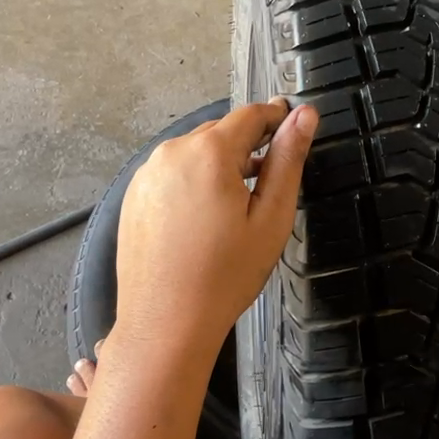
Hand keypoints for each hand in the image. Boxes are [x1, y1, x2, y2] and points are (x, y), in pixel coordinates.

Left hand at [113, 98, 317, 353]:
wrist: (166, 323)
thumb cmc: (224, 276)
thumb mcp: (270, 217)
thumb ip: (288, 160)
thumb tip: (305, 116)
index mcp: (209, 153)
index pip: (251, 115)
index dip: (277, 118)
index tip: (293, 124)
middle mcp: (172, 153)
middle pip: (220, 132)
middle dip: (247, 146)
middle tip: (271, 176)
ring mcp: (147, 174)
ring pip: (194, 153)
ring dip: (219, 165)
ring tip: (239, 203)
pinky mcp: (133, 196)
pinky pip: (172, 174)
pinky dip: (193, 183)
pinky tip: (205, 219)